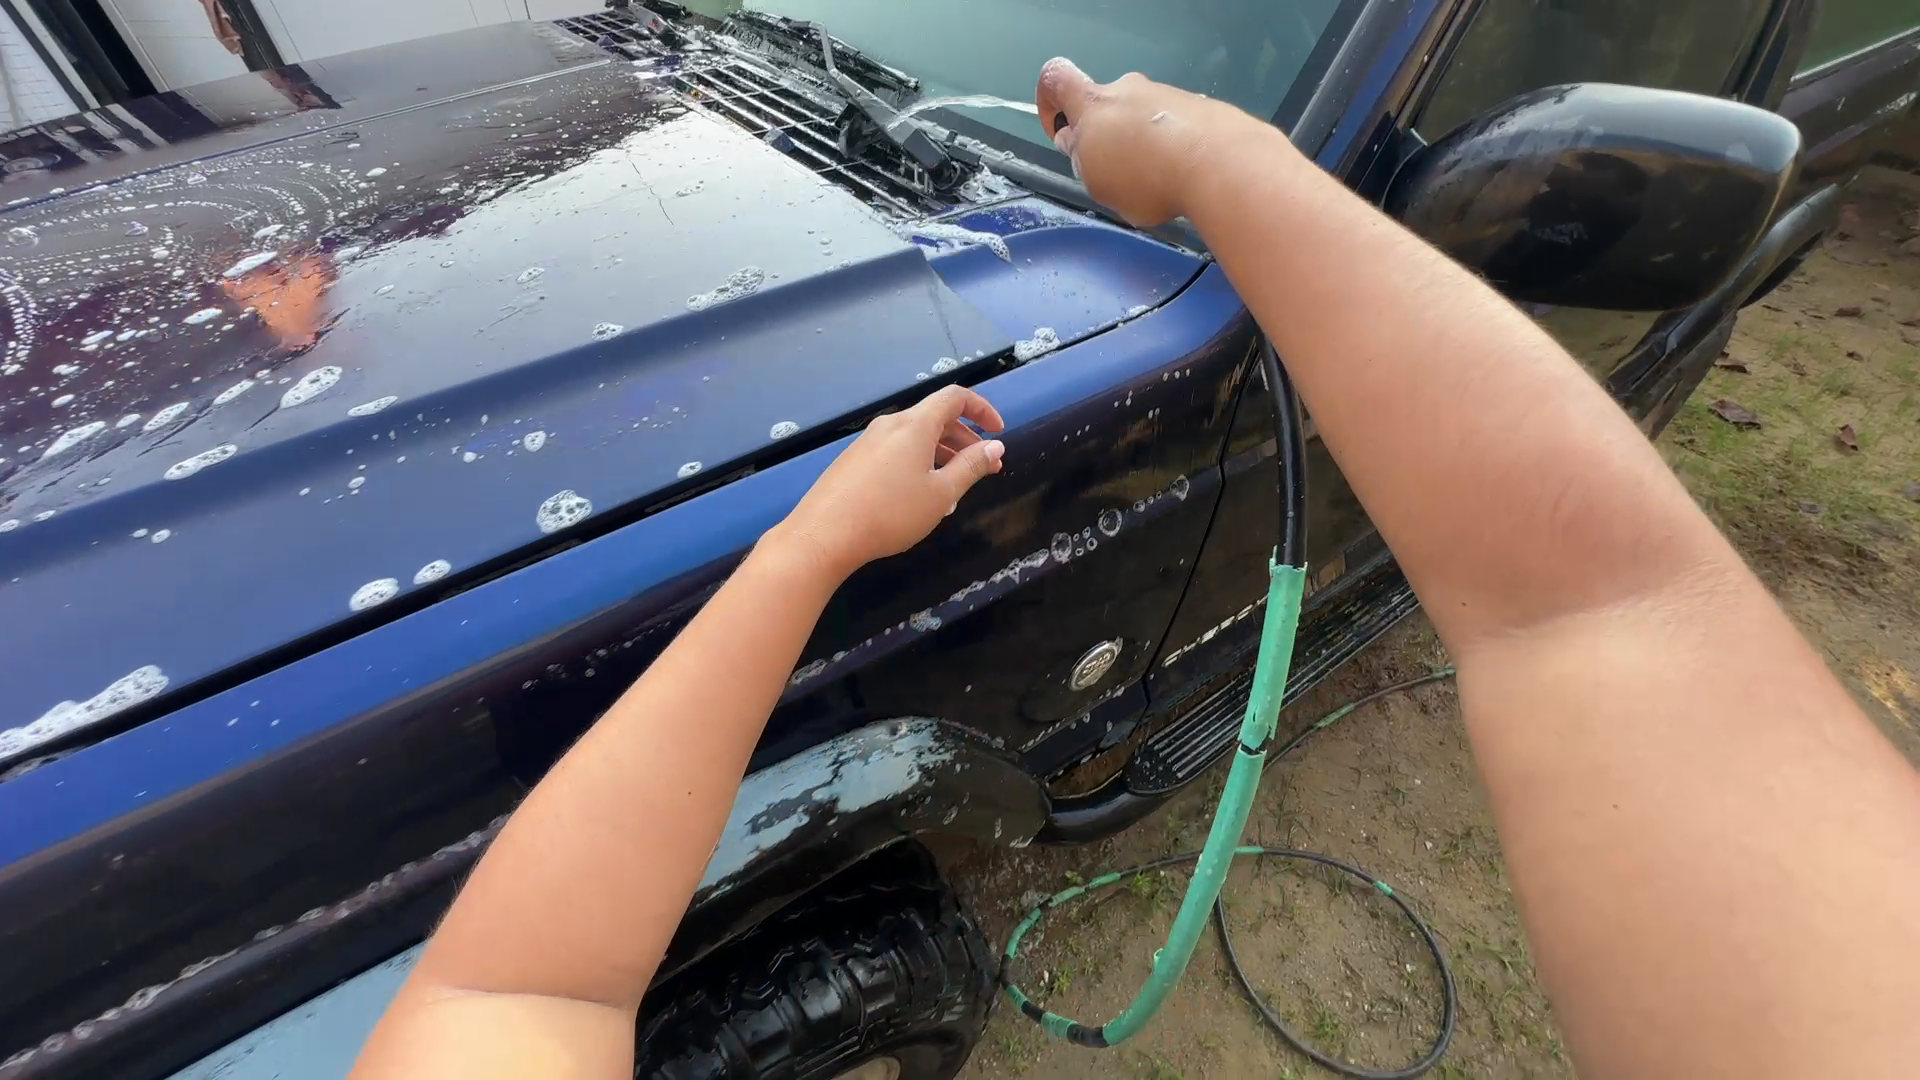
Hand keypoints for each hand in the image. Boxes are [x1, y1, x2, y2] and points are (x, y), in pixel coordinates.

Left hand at [774, 386, 1005, 579]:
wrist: (824, 534)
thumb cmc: (891, 513)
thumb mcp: (941, 494)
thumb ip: (971, 467)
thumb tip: (995, 446)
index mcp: (915, 424)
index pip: (955, 397)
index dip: (982, 409)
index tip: (998, 432)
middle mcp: (890, 425)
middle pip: (935, 418)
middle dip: (966, 439)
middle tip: (985, 468)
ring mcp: (868, 442)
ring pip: (915, 438)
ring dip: (942, 454)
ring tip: (956, 487)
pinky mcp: (853, 461)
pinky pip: (896, 451)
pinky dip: (918, 462)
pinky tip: (920, 495)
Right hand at [1035, 57, 1278, 224]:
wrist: (1216, 163)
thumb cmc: (1147, 178)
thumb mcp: (1098, 182)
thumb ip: (1082, 159)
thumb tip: (1074, 142)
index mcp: (1093, 105)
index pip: (1054, 78)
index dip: (1048, 103)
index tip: (1061, 135)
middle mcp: (1126, 89)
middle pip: (1102, 108)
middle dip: (1103, 139)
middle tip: (1114, 177)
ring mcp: (1162, 94)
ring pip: (1136, 118)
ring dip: (1136, 147)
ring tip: (1151, 185)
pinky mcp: (1193, 107)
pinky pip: (1167, 126)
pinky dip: (1165, 148)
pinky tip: (1176, 178)